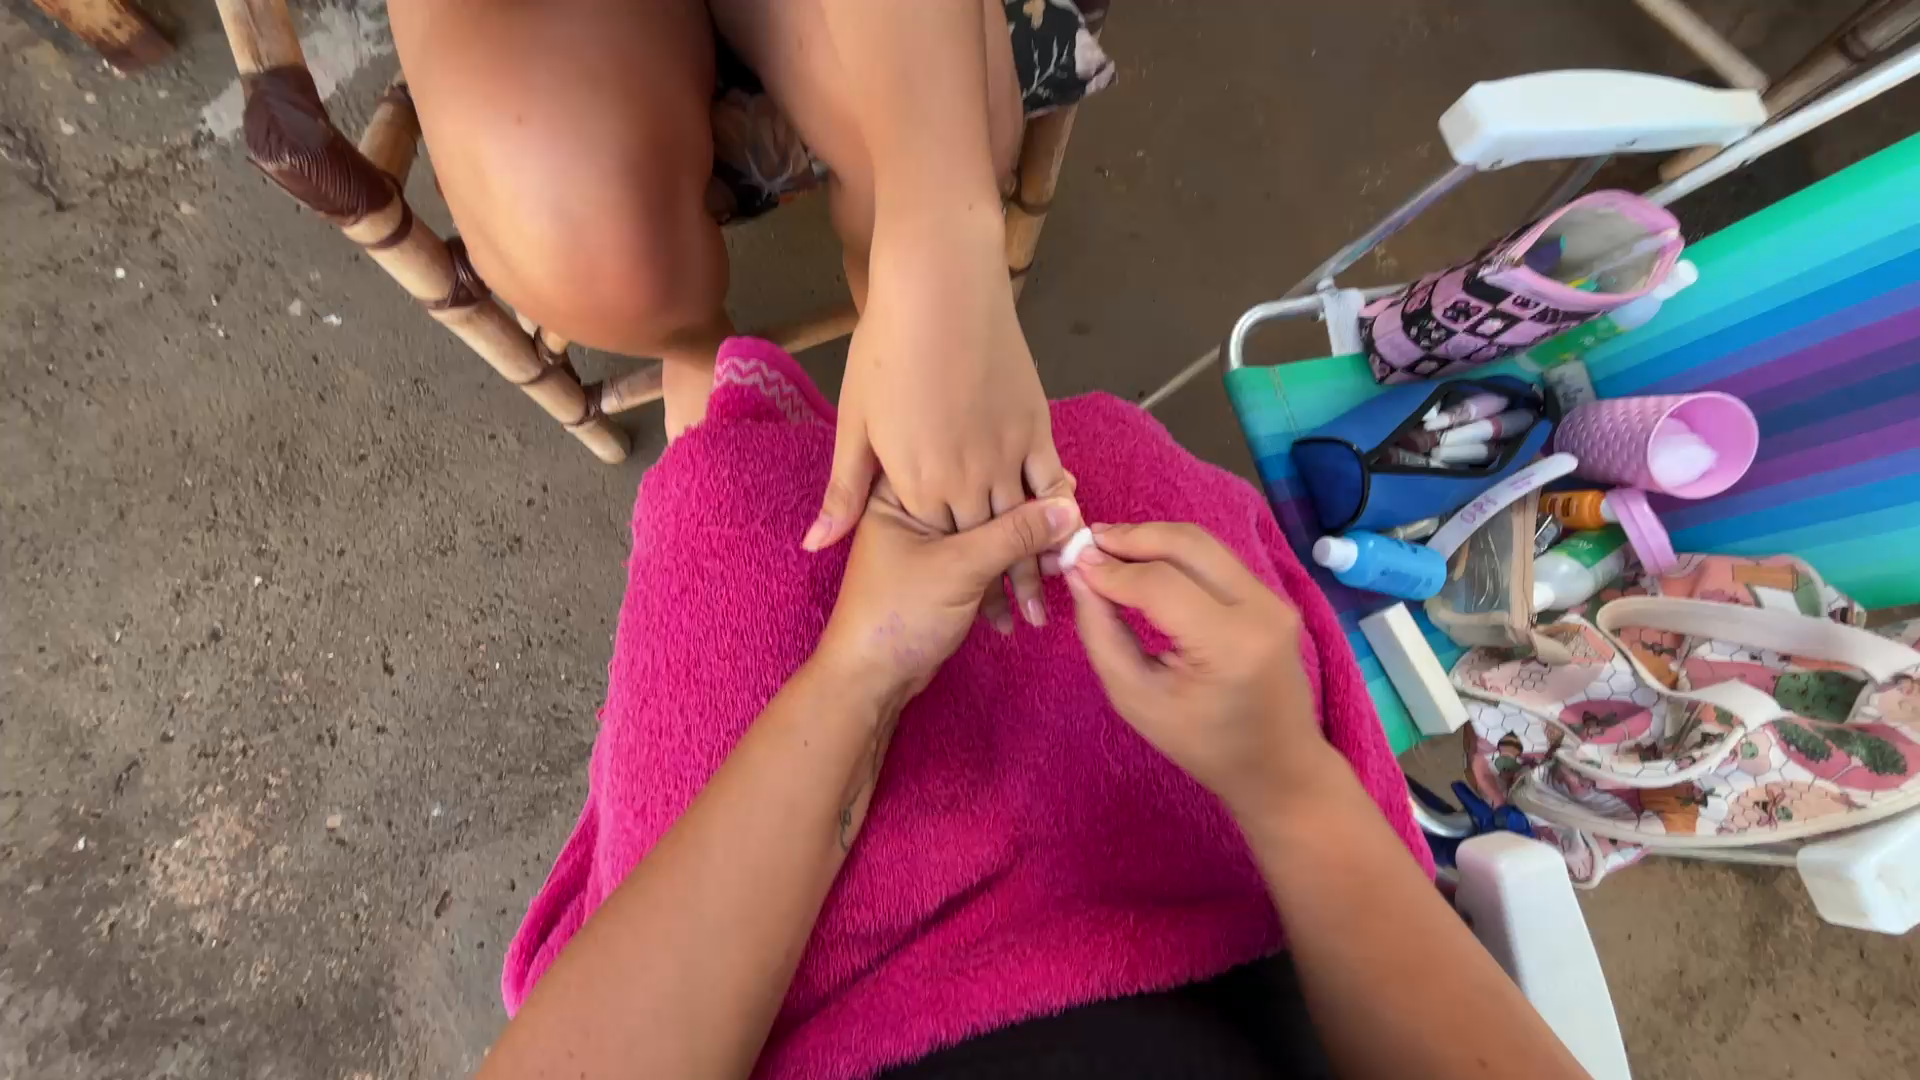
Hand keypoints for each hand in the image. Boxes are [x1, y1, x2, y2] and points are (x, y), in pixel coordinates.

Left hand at [803, 214, 1076, 634]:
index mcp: (918, 483)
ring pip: (1027, 521)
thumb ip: (844, 493)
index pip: (944, 547)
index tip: (982, 618)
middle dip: (1008, 587)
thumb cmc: (885, 353)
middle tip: (1022, 622)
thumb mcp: (854, 427)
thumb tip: (814, 545)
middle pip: (989, 543)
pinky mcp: (1035, 426)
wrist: (939, 287)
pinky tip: (1072, 530)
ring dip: (1042, 561)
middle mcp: (966, 477)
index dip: (966, 584)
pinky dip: (1064, 508)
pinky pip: (1054, 480)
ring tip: (1056, 592)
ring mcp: (1004, 452)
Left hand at [817, 483, 1080, 706]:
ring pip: (989, 529)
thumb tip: (1070, 509)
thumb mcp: (959, 568)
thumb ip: (1014, 535)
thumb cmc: (900, 614)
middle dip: (1030, 516)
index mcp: (900, 491)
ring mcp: (930, 540)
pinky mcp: (944, 568)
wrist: (872, 679)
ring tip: (1061, 557)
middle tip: (1072, 522)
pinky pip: (986, 555)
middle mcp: (914, 506)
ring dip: (1027, 547)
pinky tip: (1044, 573)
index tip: (1065, 485)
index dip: (1019, 474)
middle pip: (984, 497)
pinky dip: (1013, 566)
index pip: (967, 465)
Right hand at [1064, 523, 1341, 816]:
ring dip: (1150, 538)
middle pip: (1186, 544)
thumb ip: (1101, 633)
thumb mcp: (1135, 699)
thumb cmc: (1202, 744)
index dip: (1111, 569)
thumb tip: (1078, 574)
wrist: (1279, 766)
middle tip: (1086, 541)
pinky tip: (1141, 560)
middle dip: (1130, 536)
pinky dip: (1172, 551)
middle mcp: (1260, 609)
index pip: (1160, 585)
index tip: (1071, 563)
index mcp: (1230, 645)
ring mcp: (1273, 598)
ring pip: (1202, 542)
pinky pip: (1214, 557)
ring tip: (1106, 546)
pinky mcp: (1272, 595)